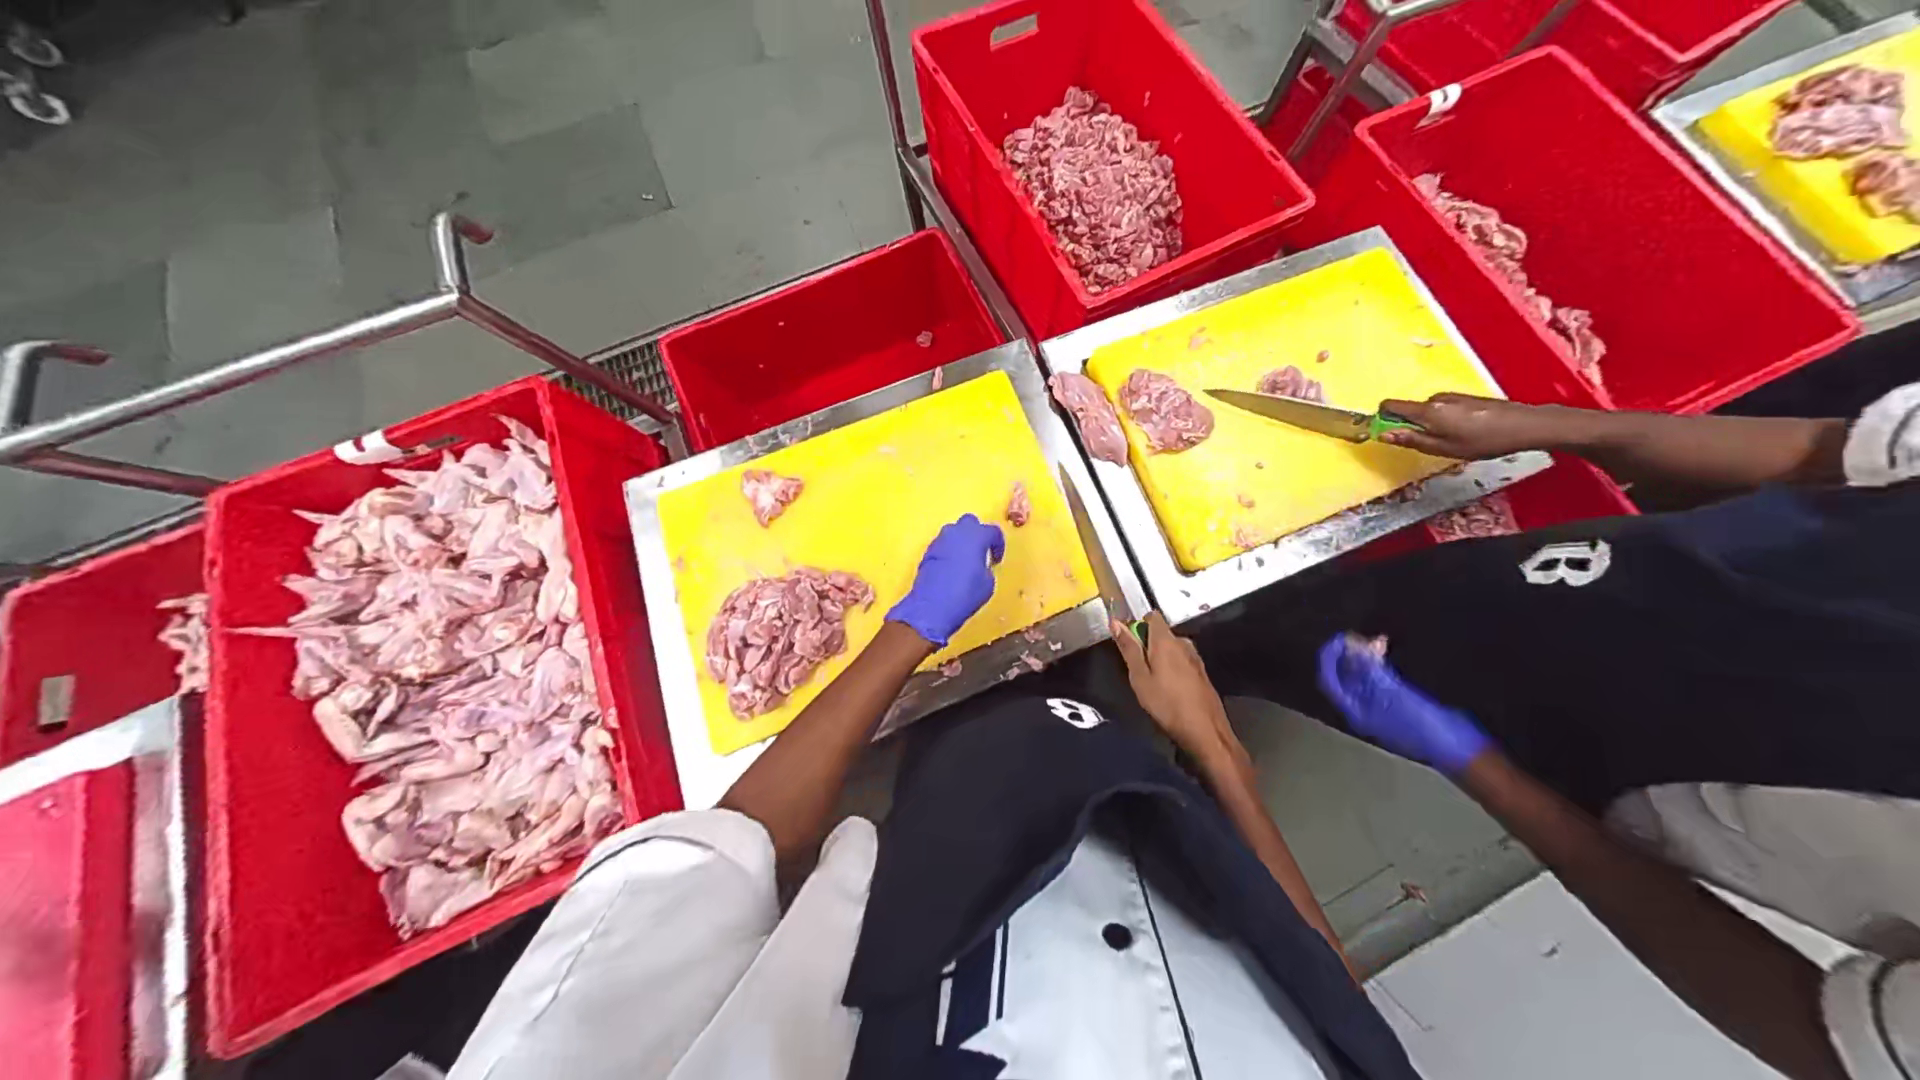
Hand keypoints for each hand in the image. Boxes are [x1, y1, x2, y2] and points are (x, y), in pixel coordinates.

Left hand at [886, 514, 1005, 645]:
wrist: (932, 606)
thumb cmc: (966, 593)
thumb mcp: (987, 583)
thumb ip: (986, 567)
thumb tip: (980, 566)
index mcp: (976, 535)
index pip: (992, 530)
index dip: (998, 544)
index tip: (996, 559)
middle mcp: (956, 532)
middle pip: (970, 522)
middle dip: (976, 534)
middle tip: (980, 552)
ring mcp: (939, 541)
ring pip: (953, 532)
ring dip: (961, 542)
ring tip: (965, 562)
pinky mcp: (927, 552)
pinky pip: (942, 546)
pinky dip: (948, 552)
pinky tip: (951, 569)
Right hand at [1112, 612, 1237, 763]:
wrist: (1204, 730)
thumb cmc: (1166, 703)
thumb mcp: (1139, 677)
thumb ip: (1129, 648)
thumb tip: (1116, 622)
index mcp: (1166, 641)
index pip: (1152, 616)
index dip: (1138, 624)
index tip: (1130, 643)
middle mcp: (1183, 643)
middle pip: (1161, 633)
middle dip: (1147, 645)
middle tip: (1138, 670)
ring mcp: (1195, 657)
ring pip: (1171, 648)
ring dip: (1160, 658)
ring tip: (1153, 682)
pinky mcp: (1202, 671)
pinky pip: (1181, 660)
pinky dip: (1172, 668)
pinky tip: (1169, 689)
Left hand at [1316, 635, 1490, 775]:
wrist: (1461, 748)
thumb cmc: (1423, 724)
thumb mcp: (1393, 695)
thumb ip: (1370, 671)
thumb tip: (1352, 647)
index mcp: (1354, 711)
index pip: (1329, 680)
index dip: (1330, 658)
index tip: (1341, 637)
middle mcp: (1362, 708)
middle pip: (1344, 677)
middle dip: (1348, 655)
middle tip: (1360, 636)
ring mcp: (1381, 706)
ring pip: (1363, 676)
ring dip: (1365, 657)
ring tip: (1377, 639)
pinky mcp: (1400, 702)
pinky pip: (1381, 678)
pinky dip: (1380, 664)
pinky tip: (1387, 650)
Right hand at [1376, 393, 1580, 459]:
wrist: (1526, 425)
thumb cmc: (1482, 441)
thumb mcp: (1443, 448)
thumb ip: (1411, 440)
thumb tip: (1382, 433)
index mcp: (1427, 411)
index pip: (1390, 405)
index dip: (1383, 418)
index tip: (1389, 433)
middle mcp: (1436, 398)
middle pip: (1409, 410)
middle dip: (1411, 425)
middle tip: (1429, 444)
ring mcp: (1452, 396)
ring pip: (1427, 410)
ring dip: (1430, 424)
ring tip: (1452, 440)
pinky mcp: (1465, 398)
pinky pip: (1442, 408)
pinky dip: (1444, 420)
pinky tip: (1464, 432)